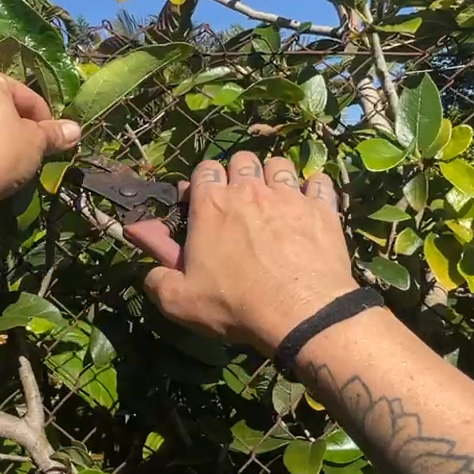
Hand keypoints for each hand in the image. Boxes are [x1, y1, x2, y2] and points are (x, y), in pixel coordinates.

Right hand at [124, 152, 356, 350]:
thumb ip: (158, 281)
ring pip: (279, 164)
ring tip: (274, 198)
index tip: (203, 203)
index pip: (204, 169)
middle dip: (238, 173)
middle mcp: (249, 191)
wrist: (301, 313)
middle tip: (239, 201)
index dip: (203, 182)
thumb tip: (151, 272)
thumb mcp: (180, 301)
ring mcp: (288, 196)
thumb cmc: (235, 305)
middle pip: (242, 159)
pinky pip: (319, 182)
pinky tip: (311, 203)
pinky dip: (314, 188)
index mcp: (211, 206)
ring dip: (273, 176)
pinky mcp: (322, 209)